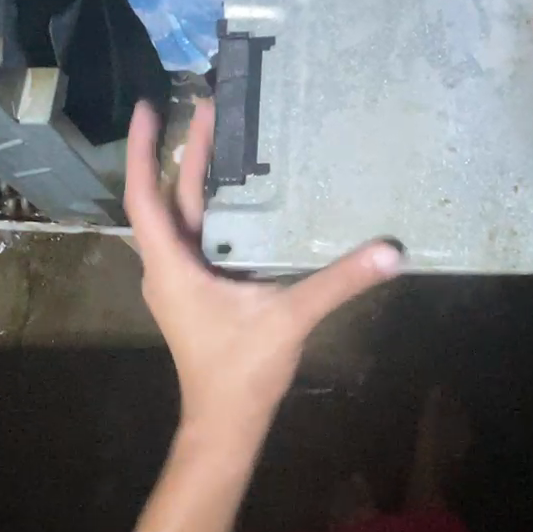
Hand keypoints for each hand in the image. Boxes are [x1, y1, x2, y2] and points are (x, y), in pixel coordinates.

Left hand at [125, 101, 404, 438]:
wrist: (224, 425)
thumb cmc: (242, 372)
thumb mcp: (290, 318)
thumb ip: (338, 283)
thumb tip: (390, 252)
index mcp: (172, 265)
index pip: (145, 195)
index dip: (142, 150)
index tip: (145, 108)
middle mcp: (166, 265)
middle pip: (166, 197)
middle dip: (182, 150)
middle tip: (206, 106)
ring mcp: (177, 279)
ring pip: (179, 216)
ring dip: (191, 177)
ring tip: (218, 137)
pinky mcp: (193, 289)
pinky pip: (193, 234)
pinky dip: (205, 206)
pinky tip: (234, 195)